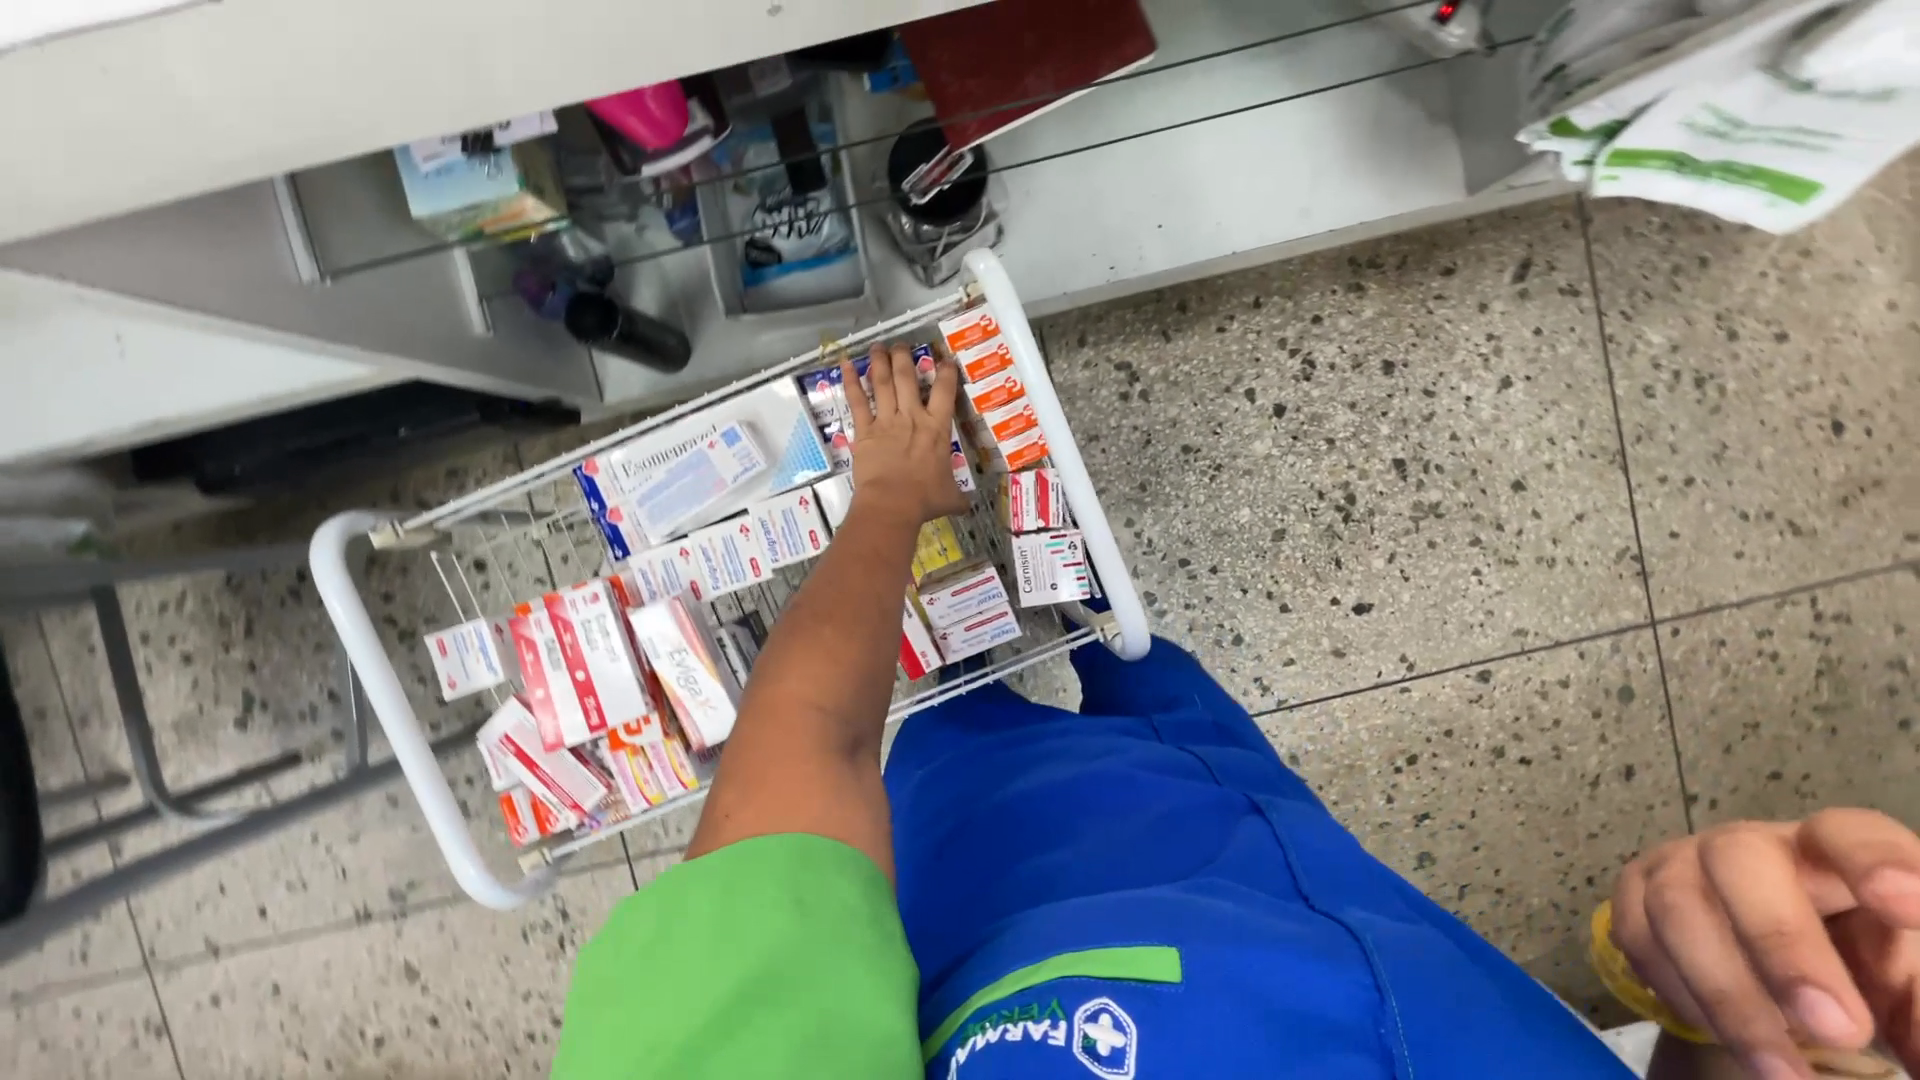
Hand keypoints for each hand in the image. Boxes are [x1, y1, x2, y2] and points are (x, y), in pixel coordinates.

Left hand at [844, 342, 968, 525]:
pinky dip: (851, 381)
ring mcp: (887, 421)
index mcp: (937, 429)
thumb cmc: (924, 500)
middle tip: (902, 344)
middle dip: (905, 357)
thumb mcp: (950, 497)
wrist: (892, 504)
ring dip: (880, 361)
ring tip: (878, 345)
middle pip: (908, 377)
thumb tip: (967, 504)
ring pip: (883, 382)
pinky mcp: (864, 430)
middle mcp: (912, 417)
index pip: (946, 392)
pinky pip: (857, 400)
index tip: (946, 360)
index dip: (946, 372)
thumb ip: (959, 496)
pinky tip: (846, 363)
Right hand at [1611, 809, 1919, 1078]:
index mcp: (1829, 851)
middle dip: (1780, 942)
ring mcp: (1676, 863)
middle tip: (1838, 1029)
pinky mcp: (1632, 894)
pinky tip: (1723, 1034)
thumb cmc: (1858, 958)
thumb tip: (1919, 1053)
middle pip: (1739, 861)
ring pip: (1676, 906)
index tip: (1907, 906)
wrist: (1766, 958)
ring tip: (1784, 1074)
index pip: (1848, 833)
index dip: (1872, 859)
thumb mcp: (1906, 980)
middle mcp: (1745, 844)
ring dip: (1728, 994)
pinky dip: (1680, 991)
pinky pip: (1637, 936)